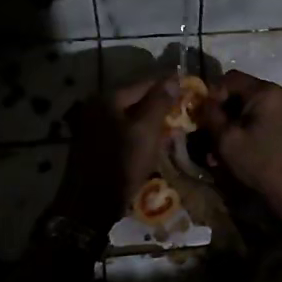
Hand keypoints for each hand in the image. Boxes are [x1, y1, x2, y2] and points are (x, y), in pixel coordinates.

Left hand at [50, 74, 179, 227]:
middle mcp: (96, 106)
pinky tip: (153, 142)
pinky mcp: (94, 142)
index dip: (169, 86)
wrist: (91, 202)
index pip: (145, 83)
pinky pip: (121, 129)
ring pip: (129, 116)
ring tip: (173, 128)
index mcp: (108, 98)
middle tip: (184, 111)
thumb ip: (159, 102)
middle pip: (136, 99)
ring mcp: (92, 124)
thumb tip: (173, 78)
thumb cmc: (122, 163)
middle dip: (160, 104)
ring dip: (150, 120)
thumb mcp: (146, 131)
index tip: (190, 90)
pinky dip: (138, 132)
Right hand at [198, 70, 281, 215]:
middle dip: (221, 110)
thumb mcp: (227, 139)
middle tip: (207, 131)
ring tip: (218, 145)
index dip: (211, 94)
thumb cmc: (260, 162)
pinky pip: (260, 118)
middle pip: (240, 92)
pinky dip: (245, 128)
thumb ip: (210, 115)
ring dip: (231, 122)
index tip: (201, 115)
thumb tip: (201, 101)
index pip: (230, 78)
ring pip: (248, 107)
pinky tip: (235, 149)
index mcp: (265, 91)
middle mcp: (279, 93)